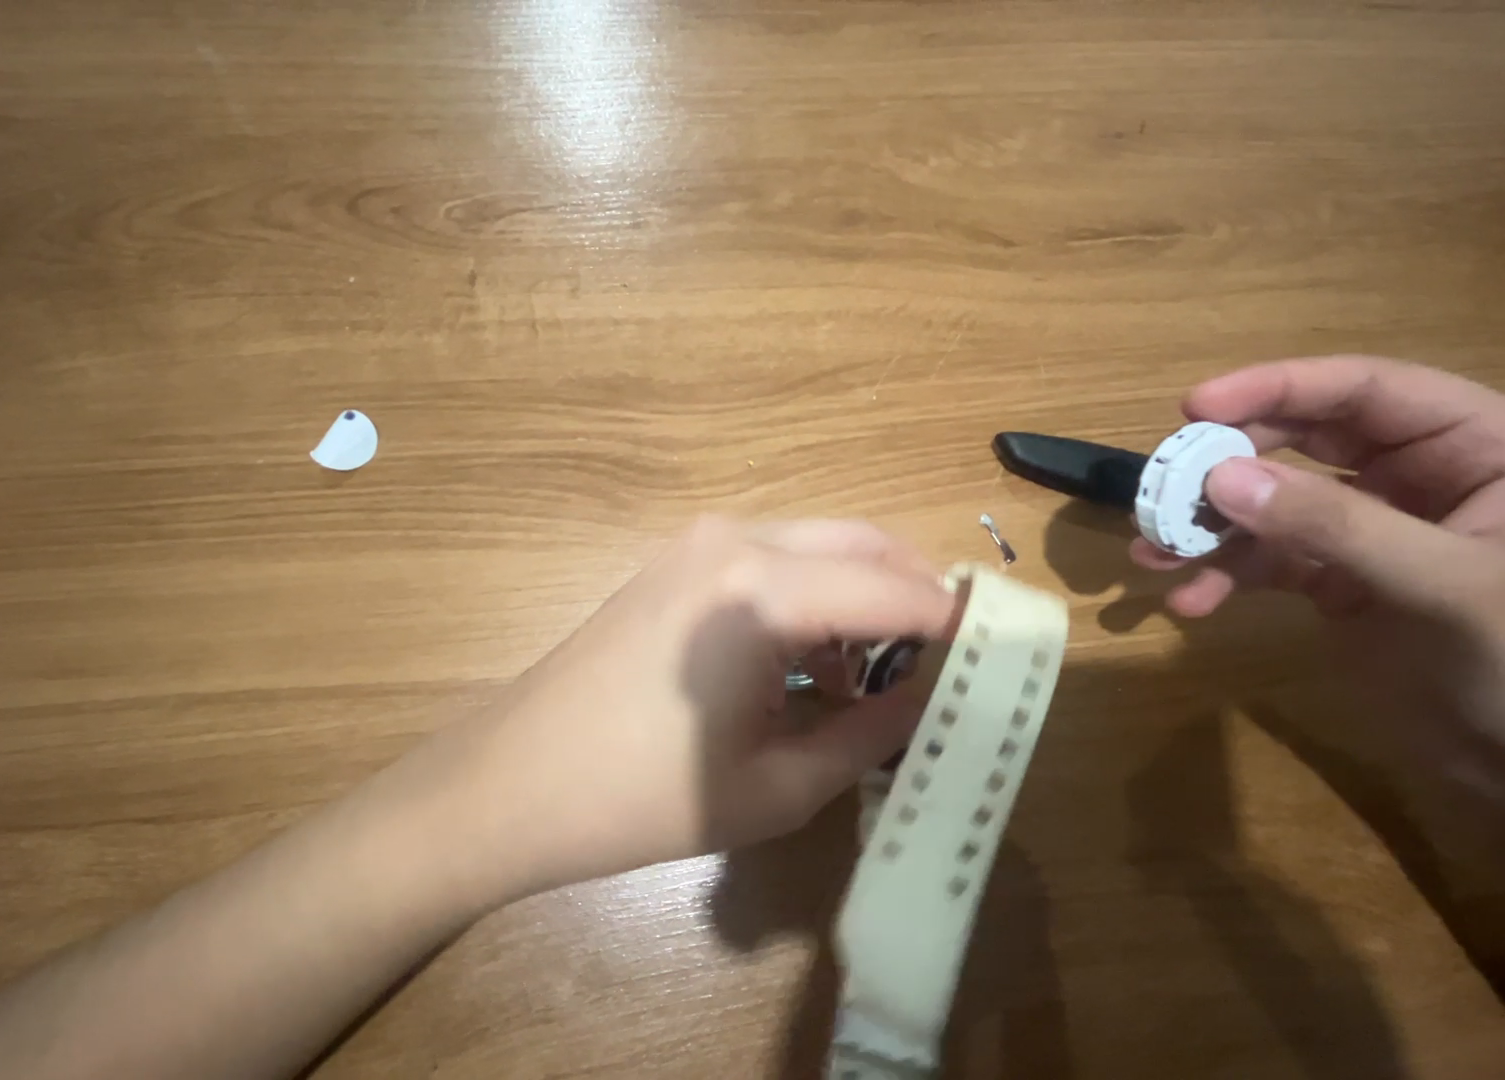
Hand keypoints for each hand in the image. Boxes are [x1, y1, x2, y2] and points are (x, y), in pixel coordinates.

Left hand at [457, 516, 956, 893]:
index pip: (893, 591)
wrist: (510, 783)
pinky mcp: (679, 560)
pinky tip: (814, 663)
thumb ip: (870, 734)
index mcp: (760, 590)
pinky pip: (775, 561)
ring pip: (821, 547)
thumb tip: (930, 700)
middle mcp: (735, 540)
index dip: (953, 625)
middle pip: (863, 544)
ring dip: (865, 597)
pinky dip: (815, 598)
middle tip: (949, 660)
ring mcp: (700, 542)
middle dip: (916, 594)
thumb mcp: (777, 785)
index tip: (995, 659)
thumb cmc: (640, 799)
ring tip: (879, 677)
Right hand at [1133, 357, 1504, 843]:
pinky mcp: (1343, 584)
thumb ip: (1334, 527)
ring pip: (1275, 503)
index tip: (1191, 409)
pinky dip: (1227, 576)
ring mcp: (1377, 532)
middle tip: (1163, 484)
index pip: (1366, 390)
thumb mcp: (1450, 590)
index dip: (1276, 388)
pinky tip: (1191, 602)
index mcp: (1483, 448)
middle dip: (1229, 461)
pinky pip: (1270, 561)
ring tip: (1153, 551)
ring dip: (1212, 525)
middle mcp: (1424, 476)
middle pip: (1306, 441)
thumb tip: (1218, 478)